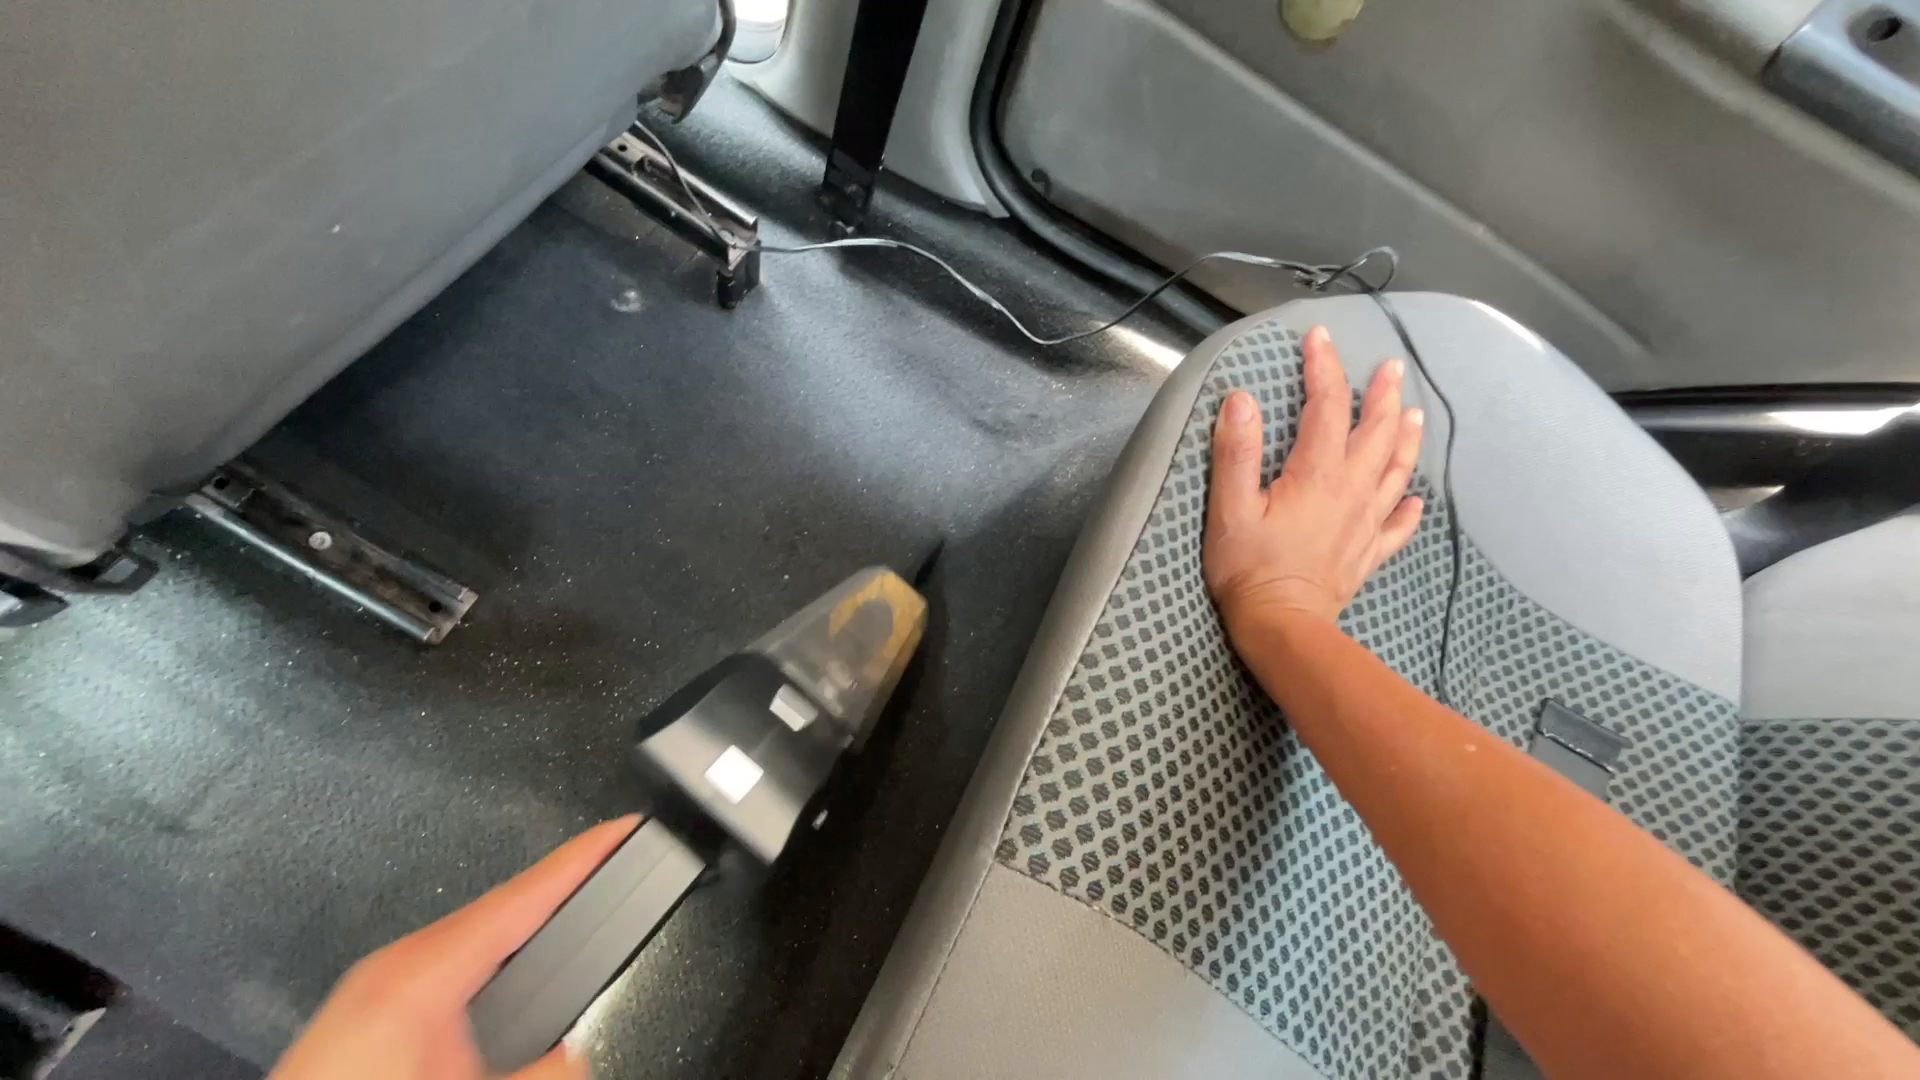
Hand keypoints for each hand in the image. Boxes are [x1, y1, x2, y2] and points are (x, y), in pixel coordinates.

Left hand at [267, 816, 640, 1079]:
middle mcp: (396, 968)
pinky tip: (516, 974)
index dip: (586, 855)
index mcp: (422, 972)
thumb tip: (586, 1051)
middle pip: (504, 906)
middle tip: (617, 863)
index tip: (627, 829)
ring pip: (477, 936)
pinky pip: (454, 963)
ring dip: (533, 925)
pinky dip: (499, 955)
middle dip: (566, 885)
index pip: (525, 892)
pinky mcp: (370, 1016)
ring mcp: (377, 989)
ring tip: (580, 911)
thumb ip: (542, 1071)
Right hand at [1203, 324, 1424, 630]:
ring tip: (1413, 412)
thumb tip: (1242, 399)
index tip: (1319, 338)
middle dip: (1382, 395)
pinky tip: (1417, 499)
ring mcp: (1365, 523)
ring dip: (1405, 438)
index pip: (1326, 407)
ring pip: (1396, 471)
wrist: (1282, 624)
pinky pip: (1398, 525)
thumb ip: (1236, 452)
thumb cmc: (1248, 566)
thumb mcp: (1229, 506)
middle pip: (1375, 433)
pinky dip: (1410, 508)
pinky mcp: (1366, 553)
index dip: (1324, 368)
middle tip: (1391, 367)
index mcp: (1317, 474)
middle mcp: (1351, 491)